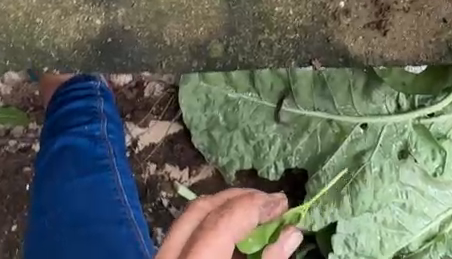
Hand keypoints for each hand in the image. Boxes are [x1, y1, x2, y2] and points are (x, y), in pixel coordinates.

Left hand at [158, 188, 301, 258]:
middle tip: (270, 204)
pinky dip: (210, 229)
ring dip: (225, 210)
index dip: (256, 205)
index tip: (283, 204)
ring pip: (189, 219)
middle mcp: (168, 255)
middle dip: (238, 199)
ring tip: (255, 216)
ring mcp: (160, 257)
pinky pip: (183, 236)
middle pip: (201, 209)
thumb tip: (292, 231)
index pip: (224, 218)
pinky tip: (233, 236)